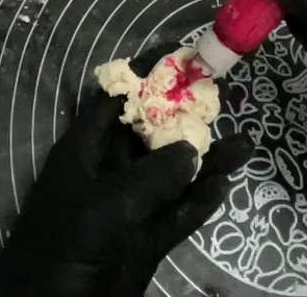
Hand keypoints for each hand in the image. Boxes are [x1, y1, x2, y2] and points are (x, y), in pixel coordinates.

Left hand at [0, 76, 251, 296]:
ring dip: (206, 158)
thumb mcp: (101, 209)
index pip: (116, 98)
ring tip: (246, 142)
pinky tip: (228, 183)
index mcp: (84, 150)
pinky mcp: (145, 243)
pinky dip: (202, 199)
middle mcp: (108, 172)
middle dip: (183, 113)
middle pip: (150, 132)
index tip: (182, 55)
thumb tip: (191, 150)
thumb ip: (147, 179)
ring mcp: (129, 209)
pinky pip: (178, 214)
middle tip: (223, 95)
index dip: (145, 74)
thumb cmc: (60, 252)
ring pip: (172, 174)